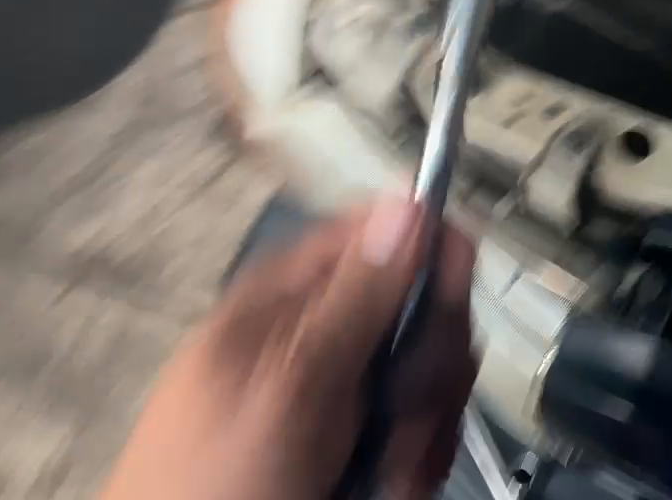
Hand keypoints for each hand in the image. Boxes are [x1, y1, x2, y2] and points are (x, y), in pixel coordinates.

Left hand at [101, 199, 478, 499]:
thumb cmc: (222, 487)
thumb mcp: (288, 385)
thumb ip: (356, 294)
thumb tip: (410, 201)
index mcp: (288, 300)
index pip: (379, 230)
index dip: (426, 243)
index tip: (449, 281)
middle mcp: (326, 332)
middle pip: (422, 296)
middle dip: (430, 353)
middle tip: (404, 404)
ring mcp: (348, 384)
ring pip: (436, 355)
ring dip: (431, 411)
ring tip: (393, 461)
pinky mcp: (368, 429)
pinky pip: (431, 409)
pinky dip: (427, 445)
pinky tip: (399, 475)